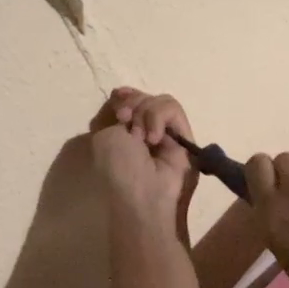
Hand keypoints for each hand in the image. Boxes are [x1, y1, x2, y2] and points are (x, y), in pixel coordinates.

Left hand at [91, 88, 196, 232]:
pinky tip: (155, 138)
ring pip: (158, 100)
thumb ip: (119, 110)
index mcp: (120, 129)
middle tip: (127, 122)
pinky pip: (173, 109)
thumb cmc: (118, 167)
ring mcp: (163, 131)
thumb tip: (130, 96)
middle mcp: (142, 128)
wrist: (143, 191)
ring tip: (144, 139)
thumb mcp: (106, 134)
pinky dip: (160, 118)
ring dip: (146, 114)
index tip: (119, 107)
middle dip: (133, 105)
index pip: (125, 98)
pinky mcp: (182, 135)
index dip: (124, 96)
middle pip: (142, 96)